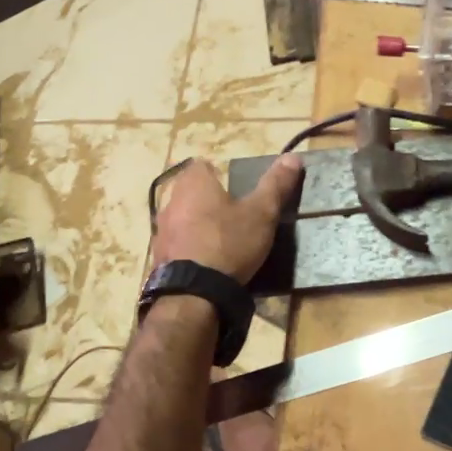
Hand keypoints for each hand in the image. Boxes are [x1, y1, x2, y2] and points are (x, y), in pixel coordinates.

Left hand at [151, 156, 302, 284]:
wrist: (194, 293)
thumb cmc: (229, 243)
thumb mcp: (262, 213)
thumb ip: (276, 184)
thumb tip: (293, 156)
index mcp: (194, 184)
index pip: (201, 165)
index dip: (217, 172)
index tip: (234, 187)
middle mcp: (171, 201)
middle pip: (189, 191)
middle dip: (207, 198)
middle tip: (232, 213)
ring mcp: (161, 230)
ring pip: (180, 217)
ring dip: (196, 223)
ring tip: (220, 239)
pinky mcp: (158, 256)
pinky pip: (176, 243)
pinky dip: (189, 247)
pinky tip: (206, 261)